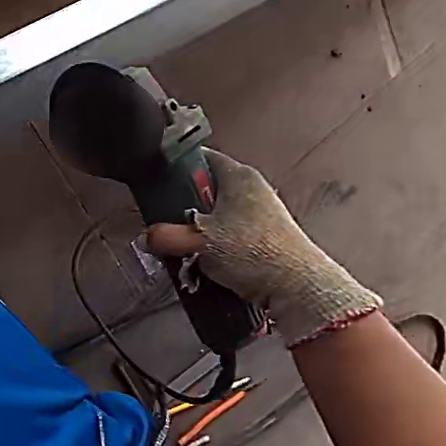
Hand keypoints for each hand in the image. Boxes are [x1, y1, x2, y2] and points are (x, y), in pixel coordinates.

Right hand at [145, 150, 379, 345]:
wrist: (298, 288)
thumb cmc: (251, 252)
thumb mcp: (196, 241)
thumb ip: (164, 237)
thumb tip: (147, 238)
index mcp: (237, 175)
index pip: (200, 156)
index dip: (176, 166)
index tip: (157, 180)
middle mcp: (251, 188)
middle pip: (204, 189)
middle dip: (182, 207)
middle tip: (166, 223)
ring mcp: (260, 213)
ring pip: (214, 215)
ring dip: (197, 231)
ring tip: (184, 249)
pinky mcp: (264, 237)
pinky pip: (227, 235)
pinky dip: (213, 246)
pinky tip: (204, 263)